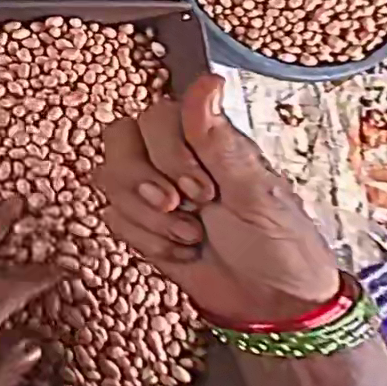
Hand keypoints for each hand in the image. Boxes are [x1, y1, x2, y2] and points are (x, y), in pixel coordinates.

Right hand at [93, 74, 339, 329]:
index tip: (201, 188)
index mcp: (203, 140)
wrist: (269, 304)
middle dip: (145, 182)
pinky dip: (146, 240)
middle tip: (184, 209)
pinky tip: (179, 250)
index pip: (153, 116)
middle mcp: (170, 158)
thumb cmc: (277, 243)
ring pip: (109, 178)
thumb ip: (217, 138)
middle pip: (119, 140)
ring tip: (189, 234)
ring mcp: (150, 190)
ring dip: (147, 217)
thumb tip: (207, 81)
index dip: (167, 152)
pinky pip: (111, 217)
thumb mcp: (253, 190)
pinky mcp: (138, 222)